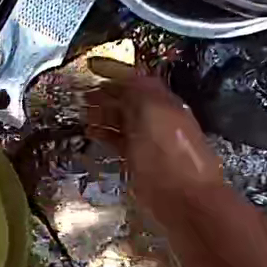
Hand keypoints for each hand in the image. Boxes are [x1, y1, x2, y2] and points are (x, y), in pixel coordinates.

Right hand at [84, 58, 226, 215]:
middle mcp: (157, 118)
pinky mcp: (140, 162)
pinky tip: (91, 133)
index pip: (137, 78)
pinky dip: (105, 134)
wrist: (186, 201)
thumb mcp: (152, 112)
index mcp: (163, 102)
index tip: (91, 65)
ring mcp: (149, 141)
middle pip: (129, 98)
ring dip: (102, 113)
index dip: (115, 69)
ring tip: (81, 112)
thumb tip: (124, 76)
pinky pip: (120, 141)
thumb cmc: (169, 155)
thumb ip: (140, 91)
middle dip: (106, 92)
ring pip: (123, 120)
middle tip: (80, 91)